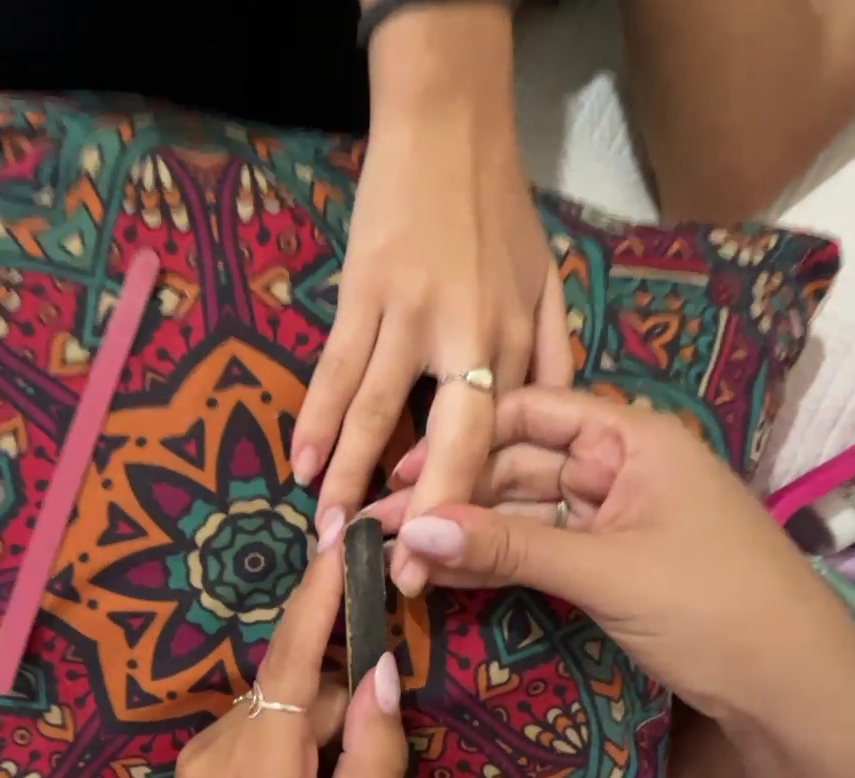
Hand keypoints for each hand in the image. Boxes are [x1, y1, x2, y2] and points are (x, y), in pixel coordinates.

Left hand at [153, 533, 408, 777]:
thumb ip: (372, 760)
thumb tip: (383, 675)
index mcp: (260, 766)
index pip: (291, 657)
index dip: (318, 594)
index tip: (339, 536)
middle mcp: (219, 742)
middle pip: (293, 685)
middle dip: (338, 704)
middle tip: (363, 771)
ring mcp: (200, 751)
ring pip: (276, 706)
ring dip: (314, 728)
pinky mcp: (196, 763)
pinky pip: (255, 726)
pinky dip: (289, 740)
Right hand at [290, 5, 572, 595]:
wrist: (446, 126)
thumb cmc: (499, 210)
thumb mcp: (550, 279)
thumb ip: (553, 354)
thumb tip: (548, 426)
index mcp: (519, 340)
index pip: (498, 441)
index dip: (476, 504)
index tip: (457, 558)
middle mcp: (470, 335)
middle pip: (447, 440)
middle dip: (419, 513)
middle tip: (394, 573)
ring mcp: (411, 314)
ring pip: (379, 412)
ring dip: (351, 477)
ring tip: (332, 532)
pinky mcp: (363, 293)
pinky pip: (337, 368)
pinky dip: (317, 417)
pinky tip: (301, 462)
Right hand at [366, 388, 854, 726]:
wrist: (793, 693)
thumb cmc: (715, 608)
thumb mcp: (605, 571)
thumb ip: (507, 547)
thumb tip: (411, 532)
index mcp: (632, 437)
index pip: (531, 412)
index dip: (463, 436)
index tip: (403, 470)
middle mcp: (616, 465)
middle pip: (515, 466)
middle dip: (451, 499)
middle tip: (382, 530)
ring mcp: (607, 515)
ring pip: (519, 512)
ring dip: (464, 536)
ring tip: (398, 560)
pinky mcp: (602, 560)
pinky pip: (534, 549)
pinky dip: (492, 563)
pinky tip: (441, 576)